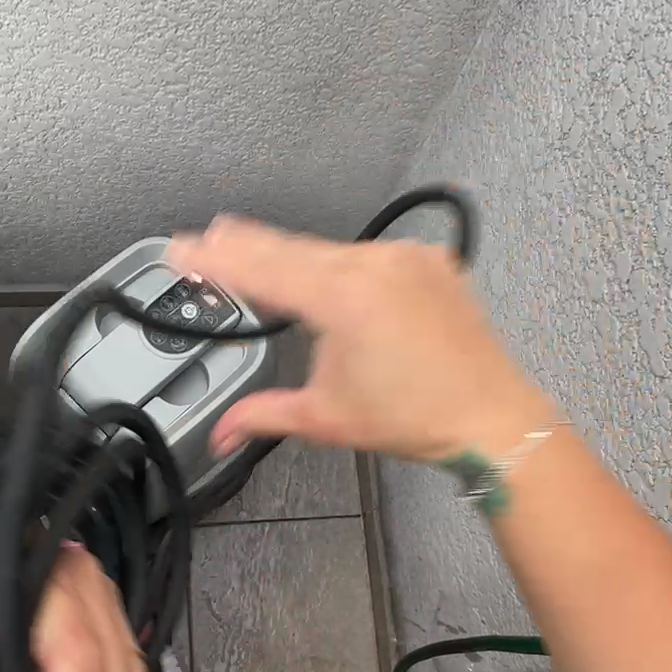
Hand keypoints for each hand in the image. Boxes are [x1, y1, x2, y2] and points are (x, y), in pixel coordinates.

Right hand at [166, 216, 554, 461]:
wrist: (491, 416)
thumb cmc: (417, 417)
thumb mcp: (327, 418)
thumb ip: (264, 416)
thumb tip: (220, 435)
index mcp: (342, 299)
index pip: (261, 270)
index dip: (215, 260)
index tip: (181, 249)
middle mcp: (373, 264)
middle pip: (291, 249)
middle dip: (246, 245)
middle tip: (208, 236)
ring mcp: (405, 258)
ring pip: (331, 250)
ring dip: (294, 256)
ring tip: (258, 251)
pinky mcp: (428, 262)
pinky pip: (370, 254)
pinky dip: (342, 262)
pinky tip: (325, 267)